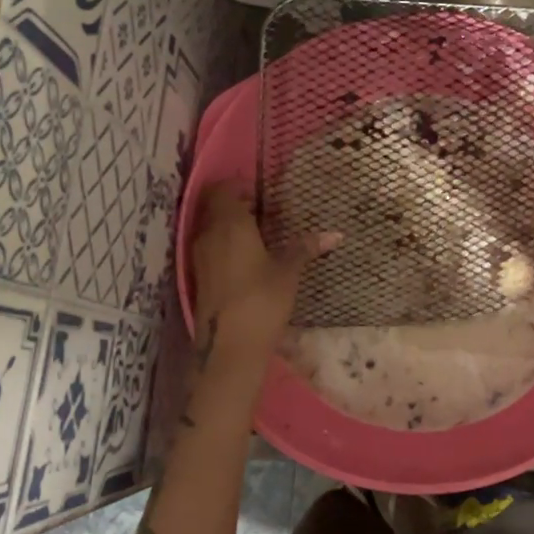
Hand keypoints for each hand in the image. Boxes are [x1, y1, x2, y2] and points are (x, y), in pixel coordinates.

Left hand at [189, 180, 339, 369]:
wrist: (229, 347)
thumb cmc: (261, 300)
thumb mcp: (288, 272)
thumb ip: (305, 249)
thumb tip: (335, 234)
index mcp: (230, 224)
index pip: (223, 190)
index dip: (238, 187)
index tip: (260, 194)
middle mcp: (209, 234)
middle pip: (213, 206)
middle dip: (233, 204)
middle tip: (261, 212)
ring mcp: (199, 256)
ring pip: (209, 227)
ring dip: (227, 225)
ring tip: (256, 234)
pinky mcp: (198, 277)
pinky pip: (208, 247)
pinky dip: (223, 244)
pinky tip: (245, 259)